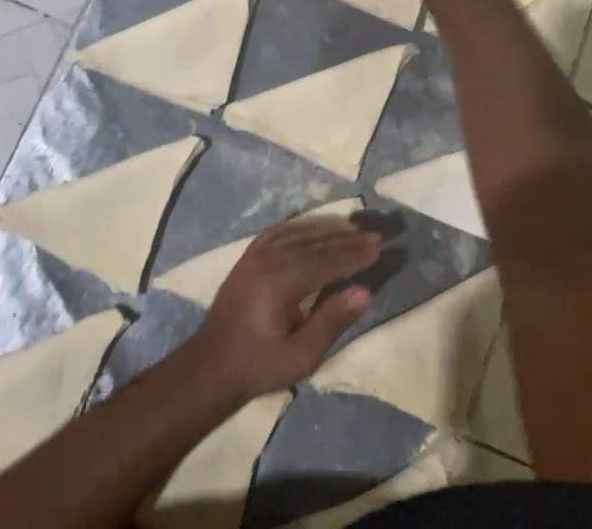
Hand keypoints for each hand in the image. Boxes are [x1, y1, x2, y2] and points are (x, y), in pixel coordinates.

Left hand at [193, 215, 381, 399]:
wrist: (212, 363)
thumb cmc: (261, 364)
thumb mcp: (302, 354)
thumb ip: (332, 320)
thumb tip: (364, 291)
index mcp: (282, 282)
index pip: (327, 260)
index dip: (355, 254)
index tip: (379, 247)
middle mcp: (268, 260)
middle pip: (313, 242)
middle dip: (345, 239)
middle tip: (372, 235)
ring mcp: (254, 256)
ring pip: (295, 233)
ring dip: (324, 228)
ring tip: (349, 227)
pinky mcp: (246, 258)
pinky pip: (276, 233)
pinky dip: (297, 226)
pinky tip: (310, 227)